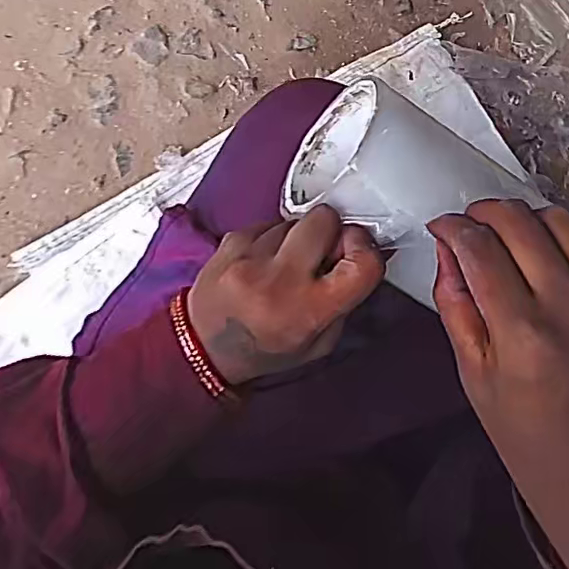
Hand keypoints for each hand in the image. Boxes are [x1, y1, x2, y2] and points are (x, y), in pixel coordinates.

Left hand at [187, 206, 385, 384]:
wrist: (204, 348)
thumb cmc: (267, 348)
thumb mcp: (319, 343)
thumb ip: (344, 299)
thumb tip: (358, 250)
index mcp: (309, 311)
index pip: (362, 263)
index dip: (364, 248)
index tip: (354, 250)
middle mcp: (280, 281)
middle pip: (325, 220)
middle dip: (329, 230)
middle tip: (319, 251)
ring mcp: (251, 258)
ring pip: (294, 220)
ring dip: (296, 237)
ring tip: (282, 264)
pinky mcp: (230, 242)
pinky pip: (267, 223)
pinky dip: (269, 238)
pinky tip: (261, 261)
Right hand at [428, 200, 568, 568]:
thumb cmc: (537, 450)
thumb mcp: (475, 378)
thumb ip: (456, 305)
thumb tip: (448, 252)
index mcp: (526, 338)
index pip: (478, 246)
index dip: (452, 227)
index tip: (445, 227)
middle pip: (521, 221)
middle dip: (486, 212)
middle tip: (474, 224)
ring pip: (567, 225)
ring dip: (530, 223)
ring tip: (514, 240)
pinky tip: (557, 272)